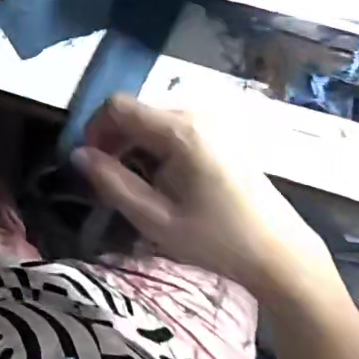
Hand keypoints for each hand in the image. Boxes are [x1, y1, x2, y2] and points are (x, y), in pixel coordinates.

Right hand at [73, 94, 334, 299]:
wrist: (280, 253)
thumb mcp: (156, 220)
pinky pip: (172, 125)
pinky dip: (154, 143)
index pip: (117, 105)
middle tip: (107, 176)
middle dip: (112, 136)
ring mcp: (210, 120)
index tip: (91, 162)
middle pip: (134, 108)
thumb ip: (112, 183)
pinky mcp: (220, 131)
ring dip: (132, 141)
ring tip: (132, 180)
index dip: (95, 129)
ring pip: (151, 116)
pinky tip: (159, 175)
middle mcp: (194, 114)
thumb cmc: (217, 240)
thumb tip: (78, 155)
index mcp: (179, 130)